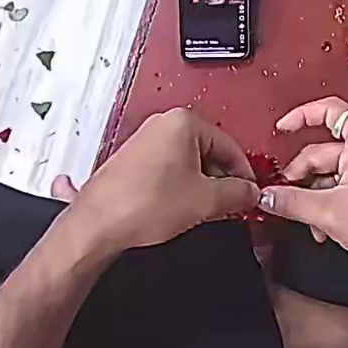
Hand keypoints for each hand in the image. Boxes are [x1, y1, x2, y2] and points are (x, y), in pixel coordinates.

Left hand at [59, 108, 259, 256]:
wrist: (97, 225)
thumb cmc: (141, 204)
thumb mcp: (206, 200)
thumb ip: (238, 193)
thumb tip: (250, 191)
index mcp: (183, 122)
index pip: (229, 146)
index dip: (244, 174)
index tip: (249, 192)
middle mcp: (162, 125)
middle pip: (209, 152)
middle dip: (221, 180)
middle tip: (230, 204)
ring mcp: (145, 141)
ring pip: (189, 162)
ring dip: (201, 186)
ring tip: (203, 210)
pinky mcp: (133, 160)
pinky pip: (169, 169)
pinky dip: (180, 187)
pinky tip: (179, 208)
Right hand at [258, 97, 347, 292]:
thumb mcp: (330, 213)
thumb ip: (292, 201)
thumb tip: (267, 195)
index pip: (331, 111)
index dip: (302, 116)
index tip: (282, 129)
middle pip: (322, 150)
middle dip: (300, 174)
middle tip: (282, 194)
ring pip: (327, 174)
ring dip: (311, 196)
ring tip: (302, 218)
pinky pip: (338, 189)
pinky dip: (324, 205)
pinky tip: (319, 228)